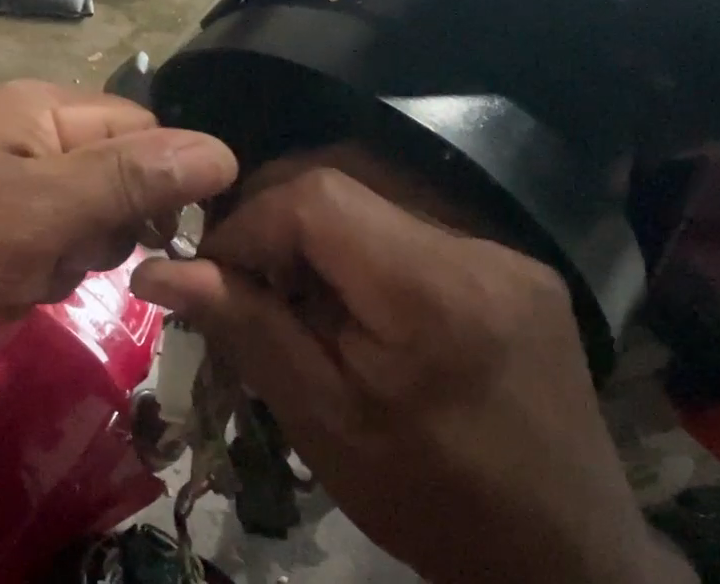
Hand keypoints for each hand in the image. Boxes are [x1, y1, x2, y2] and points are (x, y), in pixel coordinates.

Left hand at [0, 80, 237, 350]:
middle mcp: (27, 133)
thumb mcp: (40, 208)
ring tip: (7, 274)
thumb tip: (223, 150)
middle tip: (52, 254)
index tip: (150, 240)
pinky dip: (16, 277)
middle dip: (93, 236)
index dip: (158, 186)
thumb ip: (130, 180)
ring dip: (53, 264)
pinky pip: (28, 248)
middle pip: (110, 184)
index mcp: (47, 109)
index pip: (144, 133)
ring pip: (71, 227)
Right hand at [130, 145, 693, 583]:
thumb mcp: (321, 421)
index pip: (314, 195)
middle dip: (272, 213)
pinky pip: (409, 216)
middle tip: (243, 277)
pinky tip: (345, 294)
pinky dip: (354, 237)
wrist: (563, 558)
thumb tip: (156, 270)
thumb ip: (246, 327)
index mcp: (434, 291)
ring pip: (374, 187)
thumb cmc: (429, 501)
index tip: (213, 274)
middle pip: (343, 174)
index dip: (246, 222)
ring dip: (309, 221)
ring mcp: (505, 248)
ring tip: (290, 286)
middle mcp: (480, 245)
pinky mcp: (512, 262)